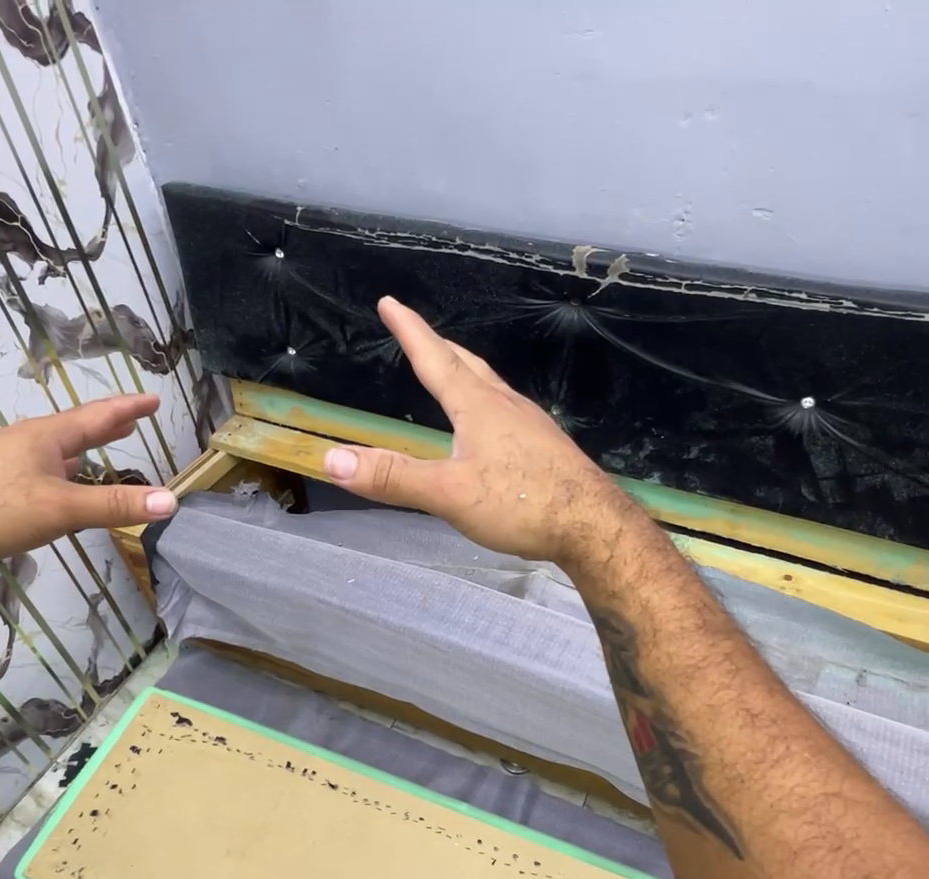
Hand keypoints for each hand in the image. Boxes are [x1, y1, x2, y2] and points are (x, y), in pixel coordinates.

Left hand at [0, 395, 174, 579]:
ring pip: (48, 450)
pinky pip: (30, 471)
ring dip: (77, 449)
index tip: (152, 399)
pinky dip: (52, 472)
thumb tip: (172, 500)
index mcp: (45, 438)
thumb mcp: (60, 509)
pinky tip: (47, 487)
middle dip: (104, 424)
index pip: (97, 417)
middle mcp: (22, 442)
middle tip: (130, 419)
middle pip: (72, 428)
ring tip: (93, 451)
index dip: (127, 409)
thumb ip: (115, 505)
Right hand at [321, 297, 631, 563]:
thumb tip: (332, 459)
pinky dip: (487, 403)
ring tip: (452, 374)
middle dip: (438, 347)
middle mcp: (507, 406)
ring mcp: (532, 425)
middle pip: (467, 366)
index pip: (436, 360)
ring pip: (491, 387)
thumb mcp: (449, 494)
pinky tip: (491, 426)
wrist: (595, 526)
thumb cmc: (523, 504)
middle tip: (418, 333)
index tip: (390, 303)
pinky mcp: (546, 449)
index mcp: (478, 406)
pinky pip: (509, 412)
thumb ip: (392, 478)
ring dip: (466, 373)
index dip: (410, 331)